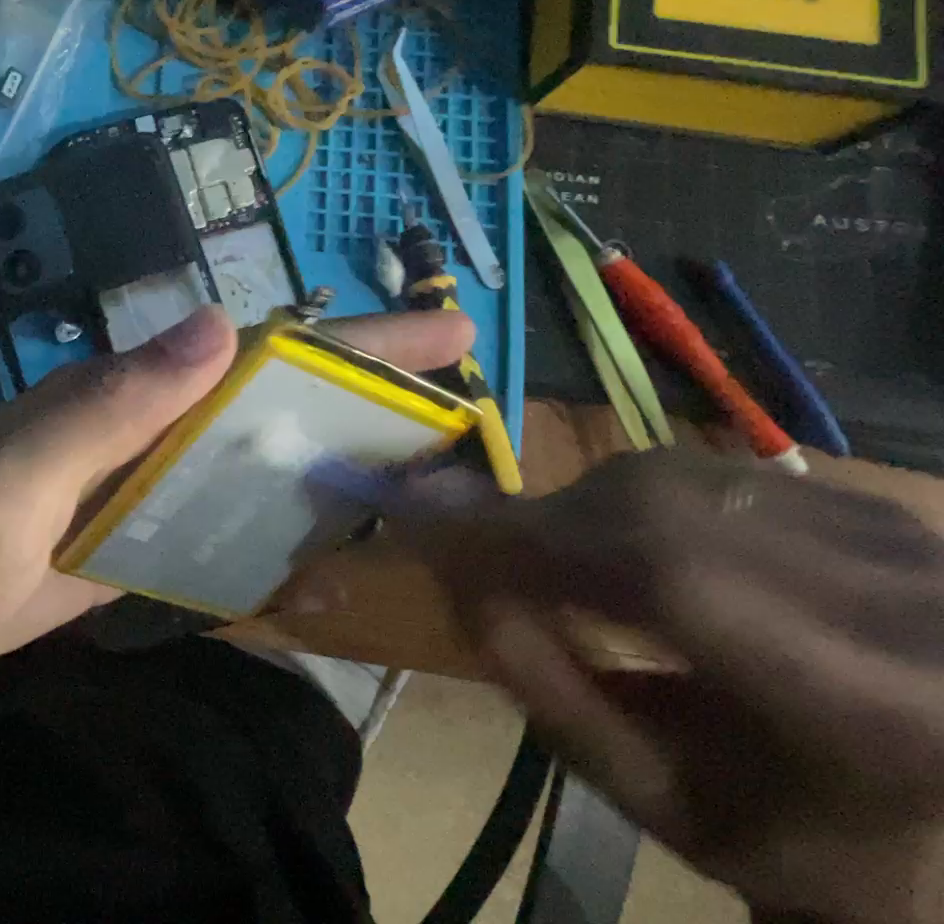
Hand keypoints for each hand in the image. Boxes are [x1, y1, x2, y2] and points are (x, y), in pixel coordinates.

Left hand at [0, 306, 475, 690]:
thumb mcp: (6, 484)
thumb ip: (100, 411)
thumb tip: (216, 327)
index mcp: (108, 402)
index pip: (235, 352)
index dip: (334, 338)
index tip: (435, 330)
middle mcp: (128, 431)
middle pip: (254, 395)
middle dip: (354, 383)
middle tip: (458, 385)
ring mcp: (129, 488)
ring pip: (241, 452)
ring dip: (325, 446)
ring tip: (421, 457)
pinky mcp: (123, 539)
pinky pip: (210, 516)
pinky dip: (270, 514)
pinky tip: (324, 530)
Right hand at [402, 449, 943, 923]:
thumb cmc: (809, 847)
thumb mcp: (666, 804)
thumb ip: (548, 689)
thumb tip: (452, 571)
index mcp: (869, 712)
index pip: (664, 576)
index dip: (527, 536)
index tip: (425, 517)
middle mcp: (907, 602)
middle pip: (662, 504)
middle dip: (542, 519)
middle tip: (485, 553)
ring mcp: (910, 542)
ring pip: (679, 474)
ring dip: (582, 506)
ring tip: (565, 565)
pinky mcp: (890, 511)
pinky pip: (713, 473)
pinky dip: (636, 500)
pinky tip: (636, 551)